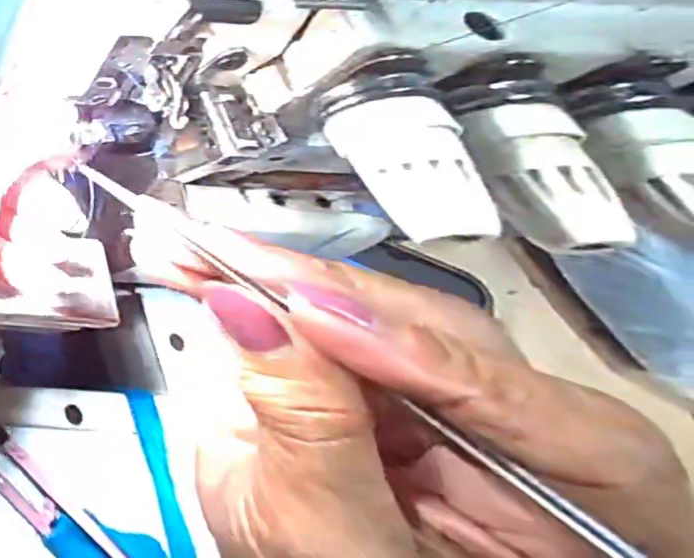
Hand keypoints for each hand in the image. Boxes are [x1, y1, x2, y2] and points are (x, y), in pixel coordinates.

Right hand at [136, 229, 693, 557]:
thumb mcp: (325, 537)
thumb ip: (307, 432)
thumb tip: (249, 313)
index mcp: (587, 525)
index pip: (555, 427)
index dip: (431, 358)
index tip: (312, 315)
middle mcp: (532, 446)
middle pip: (455, 342)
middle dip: (326, 294)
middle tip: (230, 260)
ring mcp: (447, 400)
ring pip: (379, 313)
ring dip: (277, 279)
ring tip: (196, 254)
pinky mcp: (371, 369)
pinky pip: (322, 314)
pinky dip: (257, 289)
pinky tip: (205, 267)